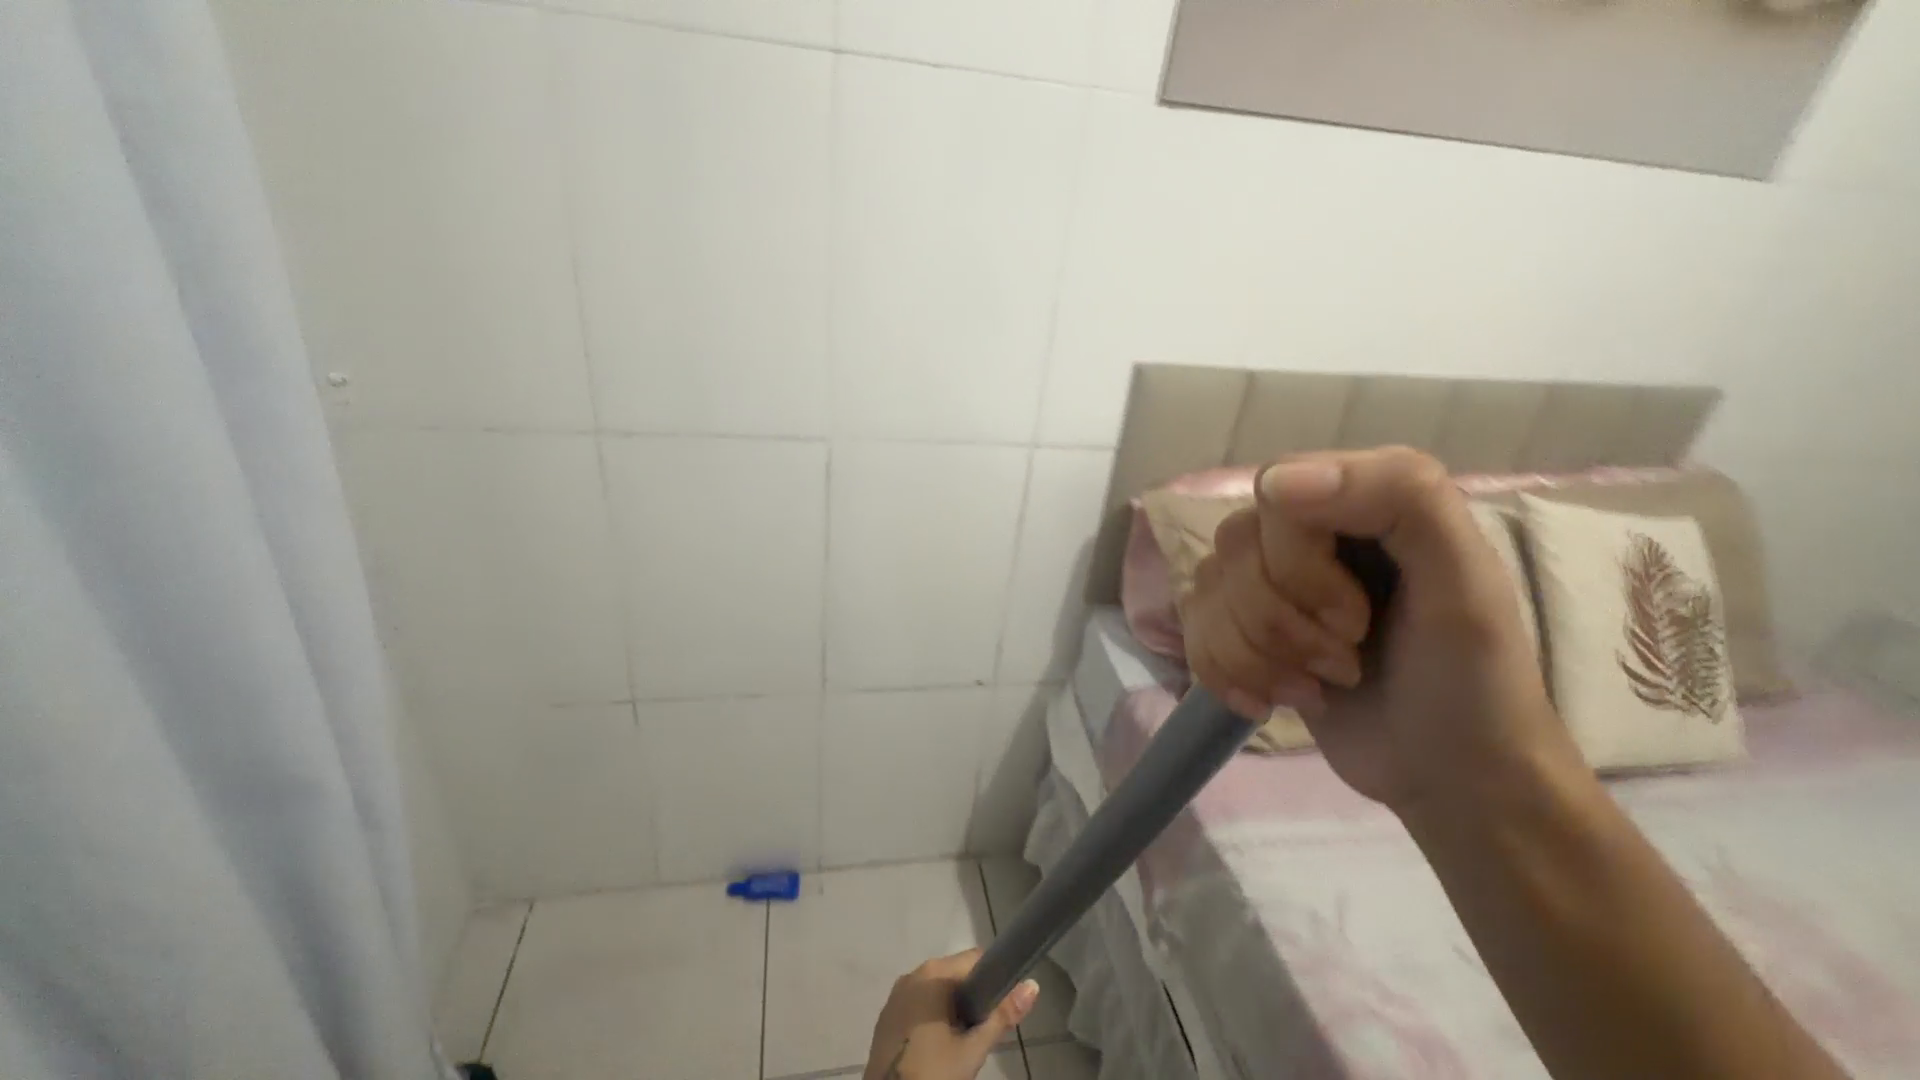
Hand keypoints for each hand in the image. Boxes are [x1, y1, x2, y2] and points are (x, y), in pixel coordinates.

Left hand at [863, 949, 1038, 1079]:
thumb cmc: (933, 1072)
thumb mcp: (973, 1048)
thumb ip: (1003, 1015)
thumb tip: (1033, 985)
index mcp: (933, 974)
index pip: (975, 960)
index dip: (994, 979)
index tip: (1002, 1006)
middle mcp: (912, 975)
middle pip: (955, 975)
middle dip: (973, 998)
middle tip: (983, 1032)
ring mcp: (896, 995)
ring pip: (937, 992)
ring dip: (953, 1010)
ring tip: (963, 1043)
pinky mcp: (887, 1016)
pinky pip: (919, 1005)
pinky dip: (933, 1018)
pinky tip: (939, 1046)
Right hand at [1183, 447, 1578, 813]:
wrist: (1448, 775)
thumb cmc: (1470, 681)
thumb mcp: (1466, 582)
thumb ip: (1400, 497)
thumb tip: (1274, 481)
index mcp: (1363, 497)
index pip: (1276, 495)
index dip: (1298, 566)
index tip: (1354, 623)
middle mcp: (1306, 528)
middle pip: (1234, 546)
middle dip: (1282, 624)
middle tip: (1345, 664)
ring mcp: (1269, 579)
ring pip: (1206, 591)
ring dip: (1257, 658)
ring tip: (1318, 687)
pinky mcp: (1242, 628)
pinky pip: (1191, 629)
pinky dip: (1226, 674)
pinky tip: (1271, 702)